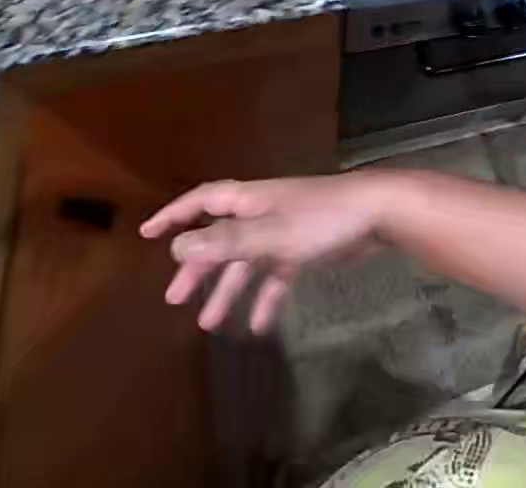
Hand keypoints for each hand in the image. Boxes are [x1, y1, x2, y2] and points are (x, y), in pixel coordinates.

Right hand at [139, 173, 395, 333]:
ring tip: (208, 323)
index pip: (204, 201)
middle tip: (175, 298)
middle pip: (222, 237)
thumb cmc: (321, 218)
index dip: (175, 214)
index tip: (147, 234)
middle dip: (199, 265)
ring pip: (248, 260)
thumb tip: (178, 246)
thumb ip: (225, 241)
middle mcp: (265, 212)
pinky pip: (277, 274)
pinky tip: (259, 325)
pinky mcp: (307, 247)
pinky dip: (266, 296)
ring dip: (229, 288)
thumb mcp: (270, 233)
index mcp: (252, 201)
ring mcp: (286, 230)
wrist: (377, 213)